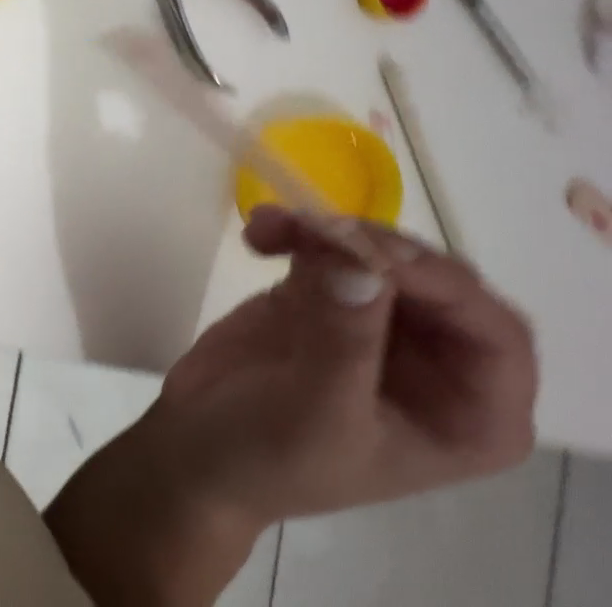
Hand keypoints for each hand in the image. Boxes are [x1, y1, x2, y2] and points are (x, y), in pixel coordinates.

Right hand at [147, 206, 537, 526]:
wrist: (192, 453)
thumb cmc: (268, 458)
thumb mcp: (315, 414)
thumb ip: (343, 341)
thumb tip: (355, 263)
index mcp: (471, 414)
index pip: (492, 335)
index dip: (444, 288)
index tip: (371, 256)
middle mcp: (438, 367)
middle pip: (438, 286)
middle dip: (380, 251)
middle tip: (319, 228)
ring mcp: (376, 329)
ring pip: (378, 259)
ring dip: (329, 233)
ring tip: (271, 225)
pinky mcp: (319, 304)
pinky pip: (323, 254)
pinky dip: (294, 234)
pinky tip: (260, 234)